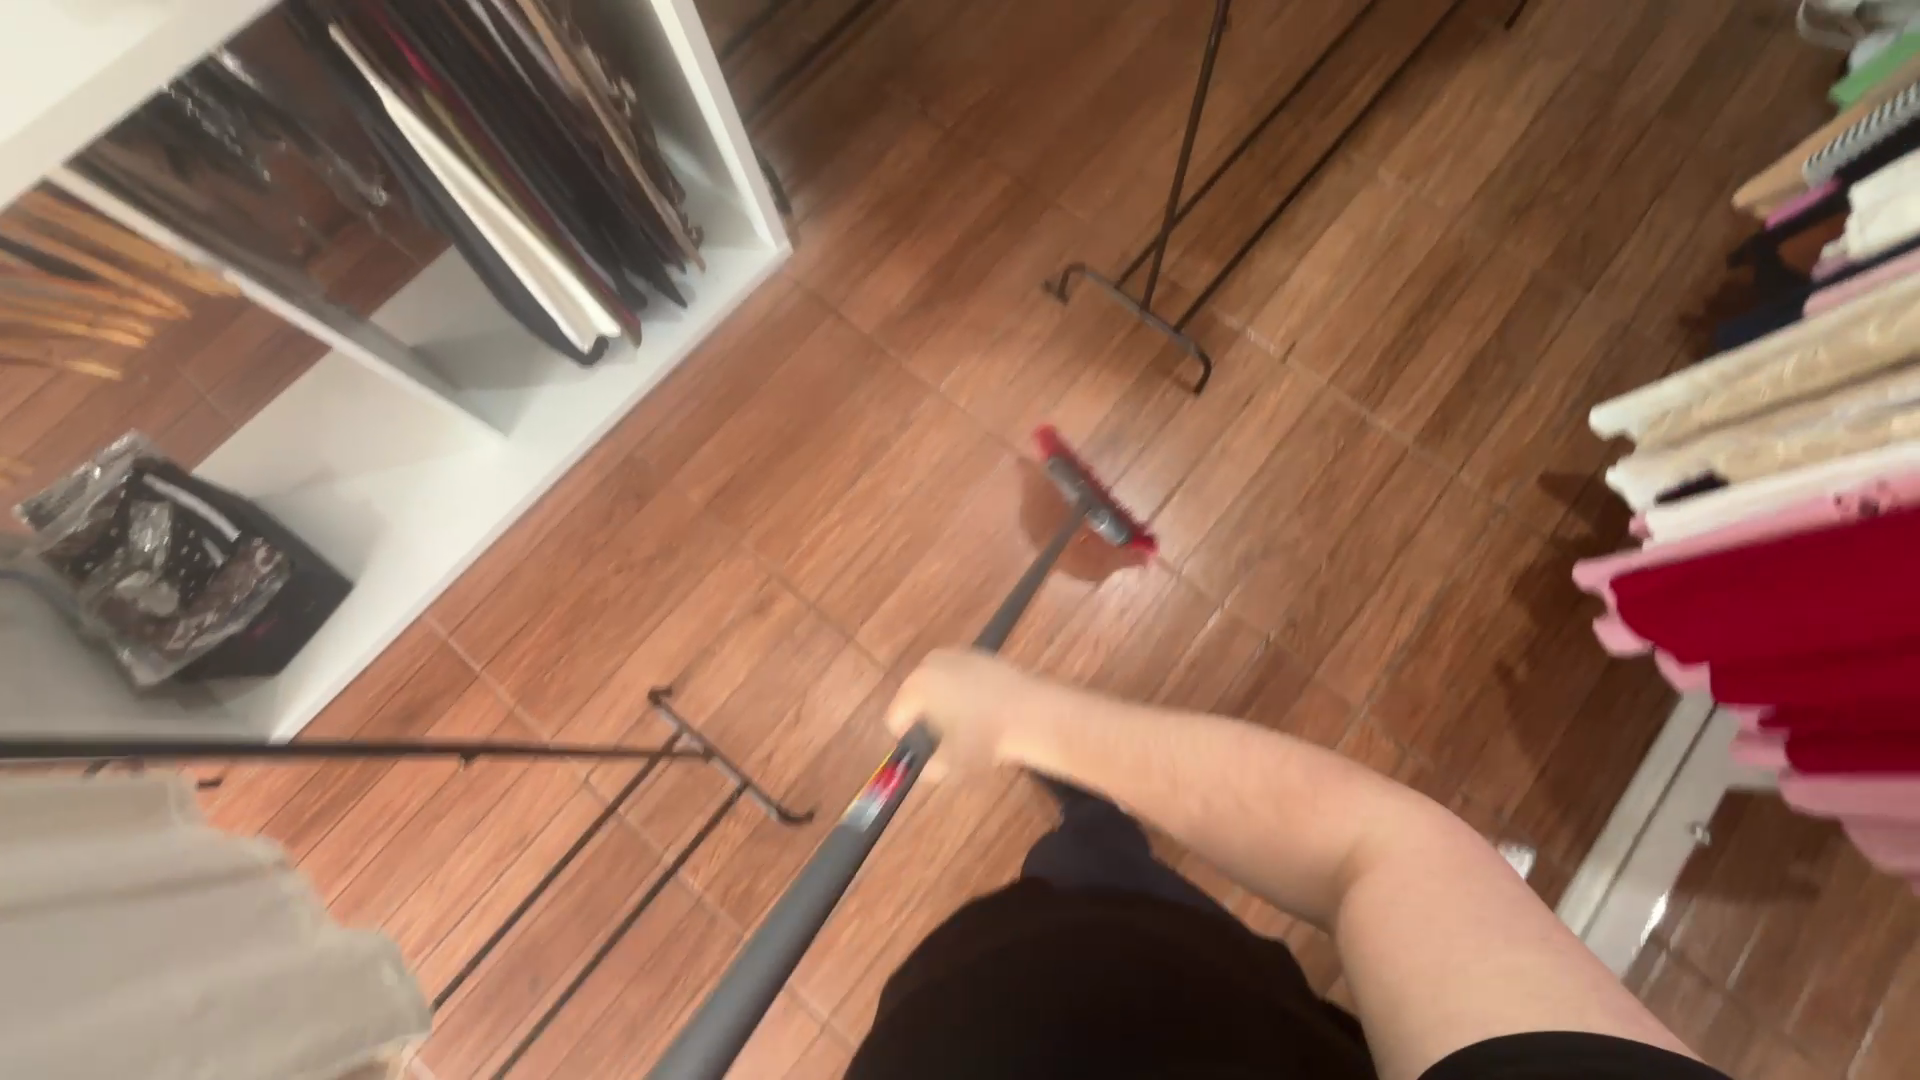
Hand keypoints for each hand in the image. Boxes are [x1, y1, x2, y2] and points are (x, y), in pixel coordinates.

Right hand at [885, 648, 1045, 779]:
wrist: (1030, 712)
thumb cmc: (984, 738)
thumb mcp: (952, 762)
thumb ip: (930, 768)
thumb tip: (924, 770)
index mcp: (916, 687)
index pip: (895, 717)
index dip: (907, 739)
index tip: (927, 752)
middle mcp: (929, 664)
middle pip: (913, 696)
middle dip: (924, 717)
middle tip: (946, 738)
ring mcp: (955, 654)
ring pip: (936, 684)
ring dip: (942, 702)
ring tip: (965, 723)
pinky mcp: (978, 653)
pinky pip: (958, 675)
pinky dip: (962, 690)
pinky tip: (981, 706)